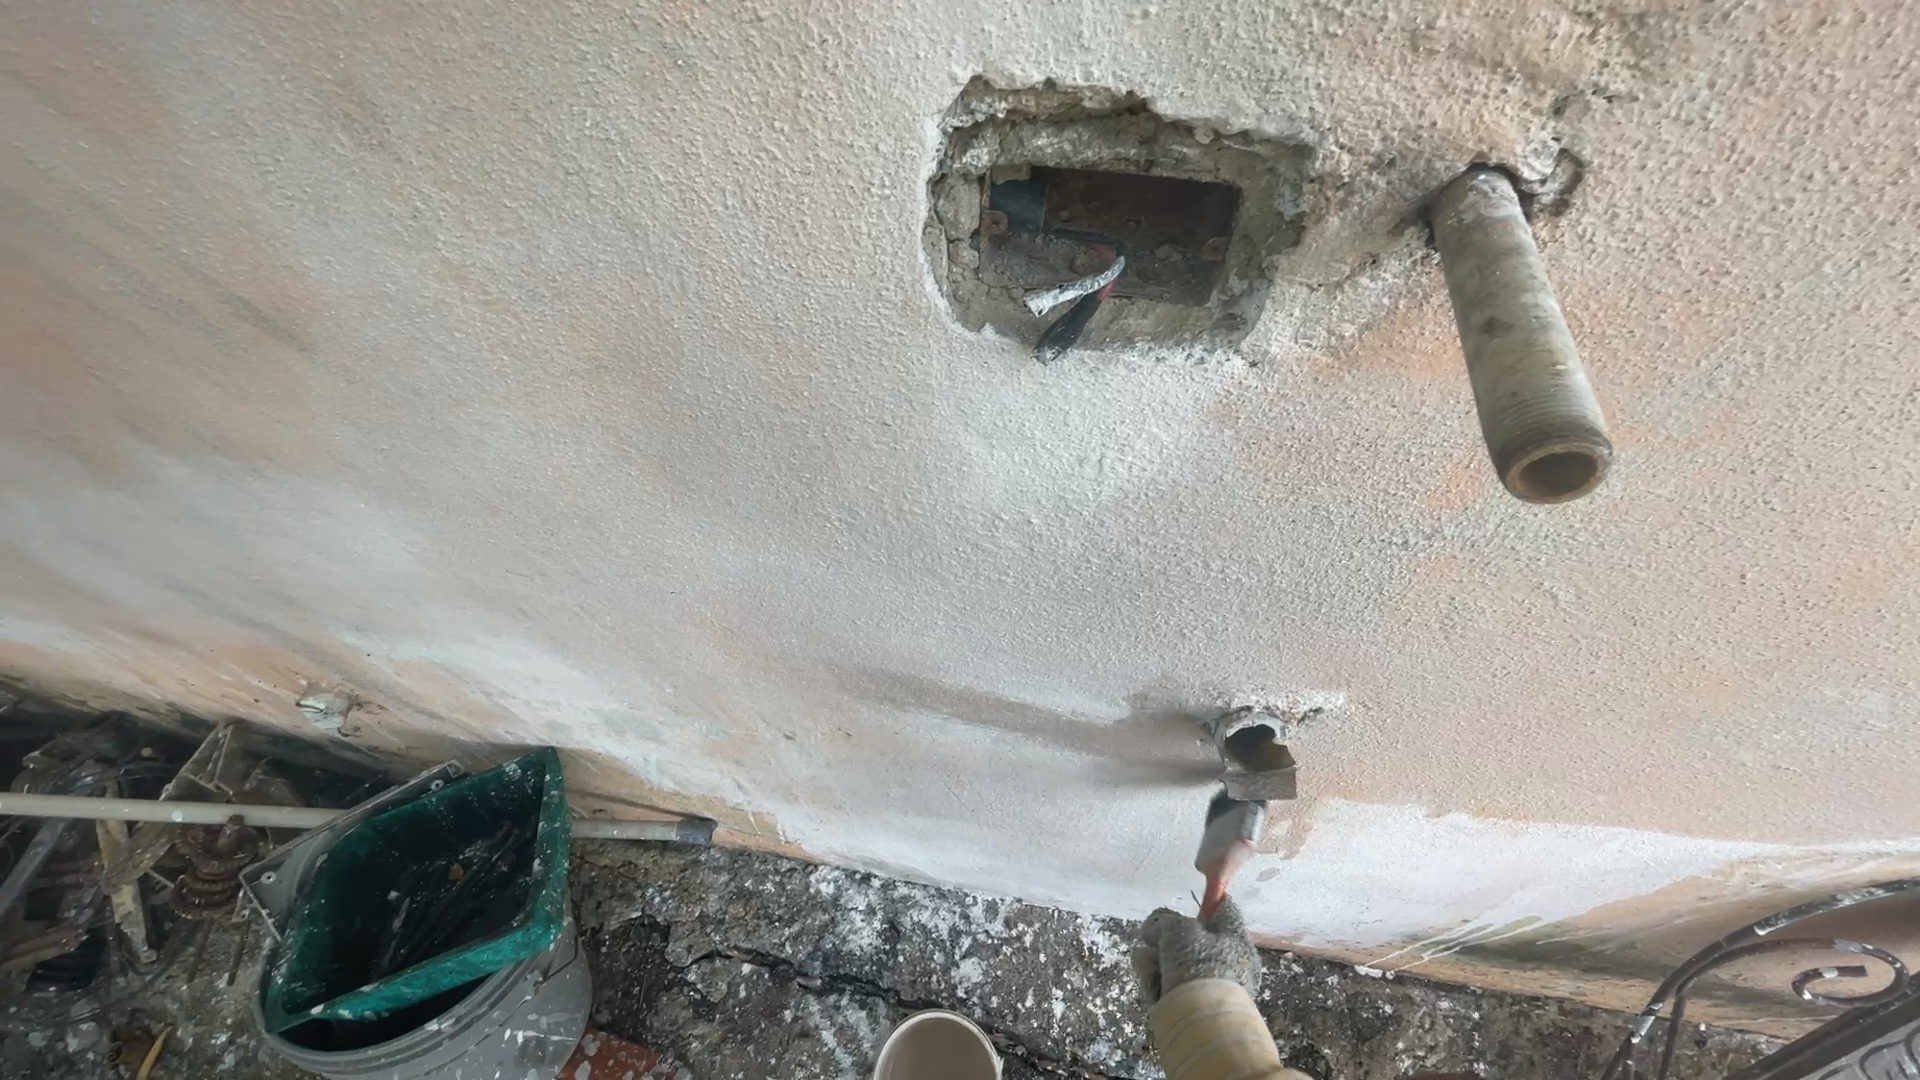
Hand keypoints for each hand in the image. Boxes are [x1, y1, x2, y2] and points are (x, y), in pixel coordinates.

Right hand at [1131, 895, 1262, 1005]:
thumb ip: (1165, 920)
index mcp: (1235, 941)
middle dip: (1164, 934)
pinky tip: (1153, 982)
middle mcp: (1223, 962)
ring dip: (1153, 956)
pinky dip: (1152, 977)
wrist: (1196, 1023)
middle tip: (1152, 935)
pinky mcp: (1183, 1002)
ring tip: (1153, 964)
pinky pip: (1162, 978)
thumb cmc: (1198, 966)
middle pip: (1188, 934)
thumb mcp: (1179, 928)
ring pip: (1168, 955)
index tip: (1187, 901)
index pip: (1225, 909)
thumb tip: (1156, 932)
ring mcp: (1202, 984)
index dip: (1206, 901)